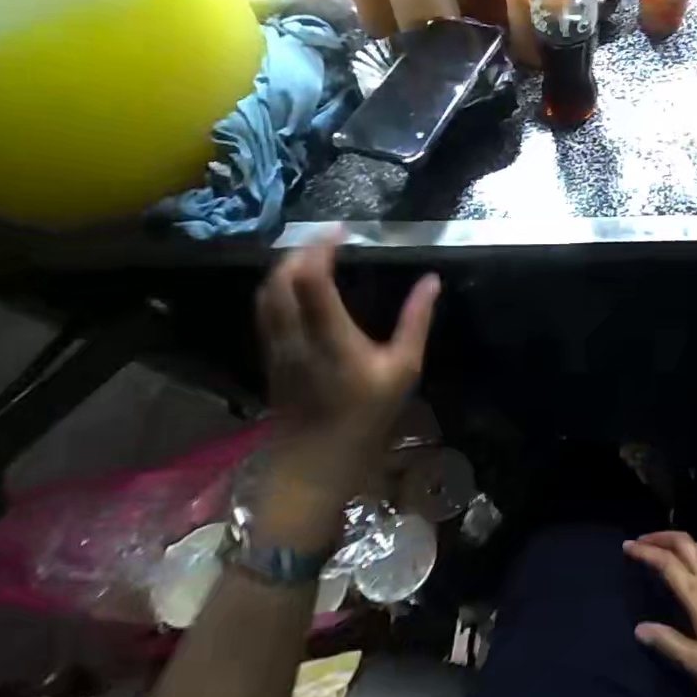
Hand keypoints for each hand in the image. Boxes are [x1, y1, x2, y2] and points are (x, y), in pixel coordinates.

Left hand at [253, 234, 439, 540]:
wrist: (316, 466)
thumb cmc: (366, 420)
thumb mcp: (403, 371)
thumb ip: (416, 322)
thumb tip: (431, 281)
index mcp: (332, 339)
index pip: (313, 279)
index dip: (321, 246)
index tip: (340, 230)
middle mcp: (296, 338)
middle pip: (282, 278)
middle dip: (301, 249)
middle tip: (326, 240)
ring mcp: (277, 348)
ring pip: (267, 292)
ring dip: (285, 266)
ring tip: (311, 255)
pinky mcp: (269, 357)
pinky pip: (265, 310)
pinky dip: (277, 287)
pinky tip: (295, 287)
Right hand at [625, 531, 696, 696]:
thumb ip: (668, 643)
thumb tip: (639, 629)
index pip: (666, 562)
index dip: (644, 551)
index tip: (626, 546)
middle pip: (684, 543)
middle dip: (660, 536)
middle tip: (640, 542)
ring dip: (675, 542)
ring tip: (658, 549)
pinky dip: (688, 553)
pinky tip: (685, 568)